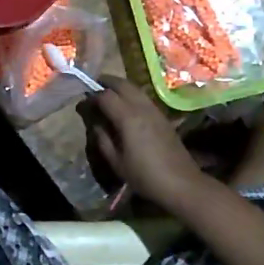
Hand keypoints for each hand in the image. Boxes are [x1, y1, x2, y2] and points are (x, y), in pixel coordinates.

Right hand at [88, 79, 207, 206]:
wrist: (181, 182)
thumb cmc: (145, 175)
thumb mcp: (117, 162)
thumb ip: (103, 139)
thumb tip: (95, 122)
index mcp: (128, 117)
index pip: (106, 96)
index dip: (92, 96)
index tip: (83, 102)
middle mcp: (142, 107)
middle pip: (123, 84)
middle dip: (107, 82)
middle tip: (94, 85)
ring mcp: (155, 110)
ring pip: (135, 88)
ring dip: (120, 86)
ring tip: (108, 93)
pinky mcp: (163, 116)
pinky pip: (143, 97)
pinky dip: (131, 94)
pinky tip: (126, 105)